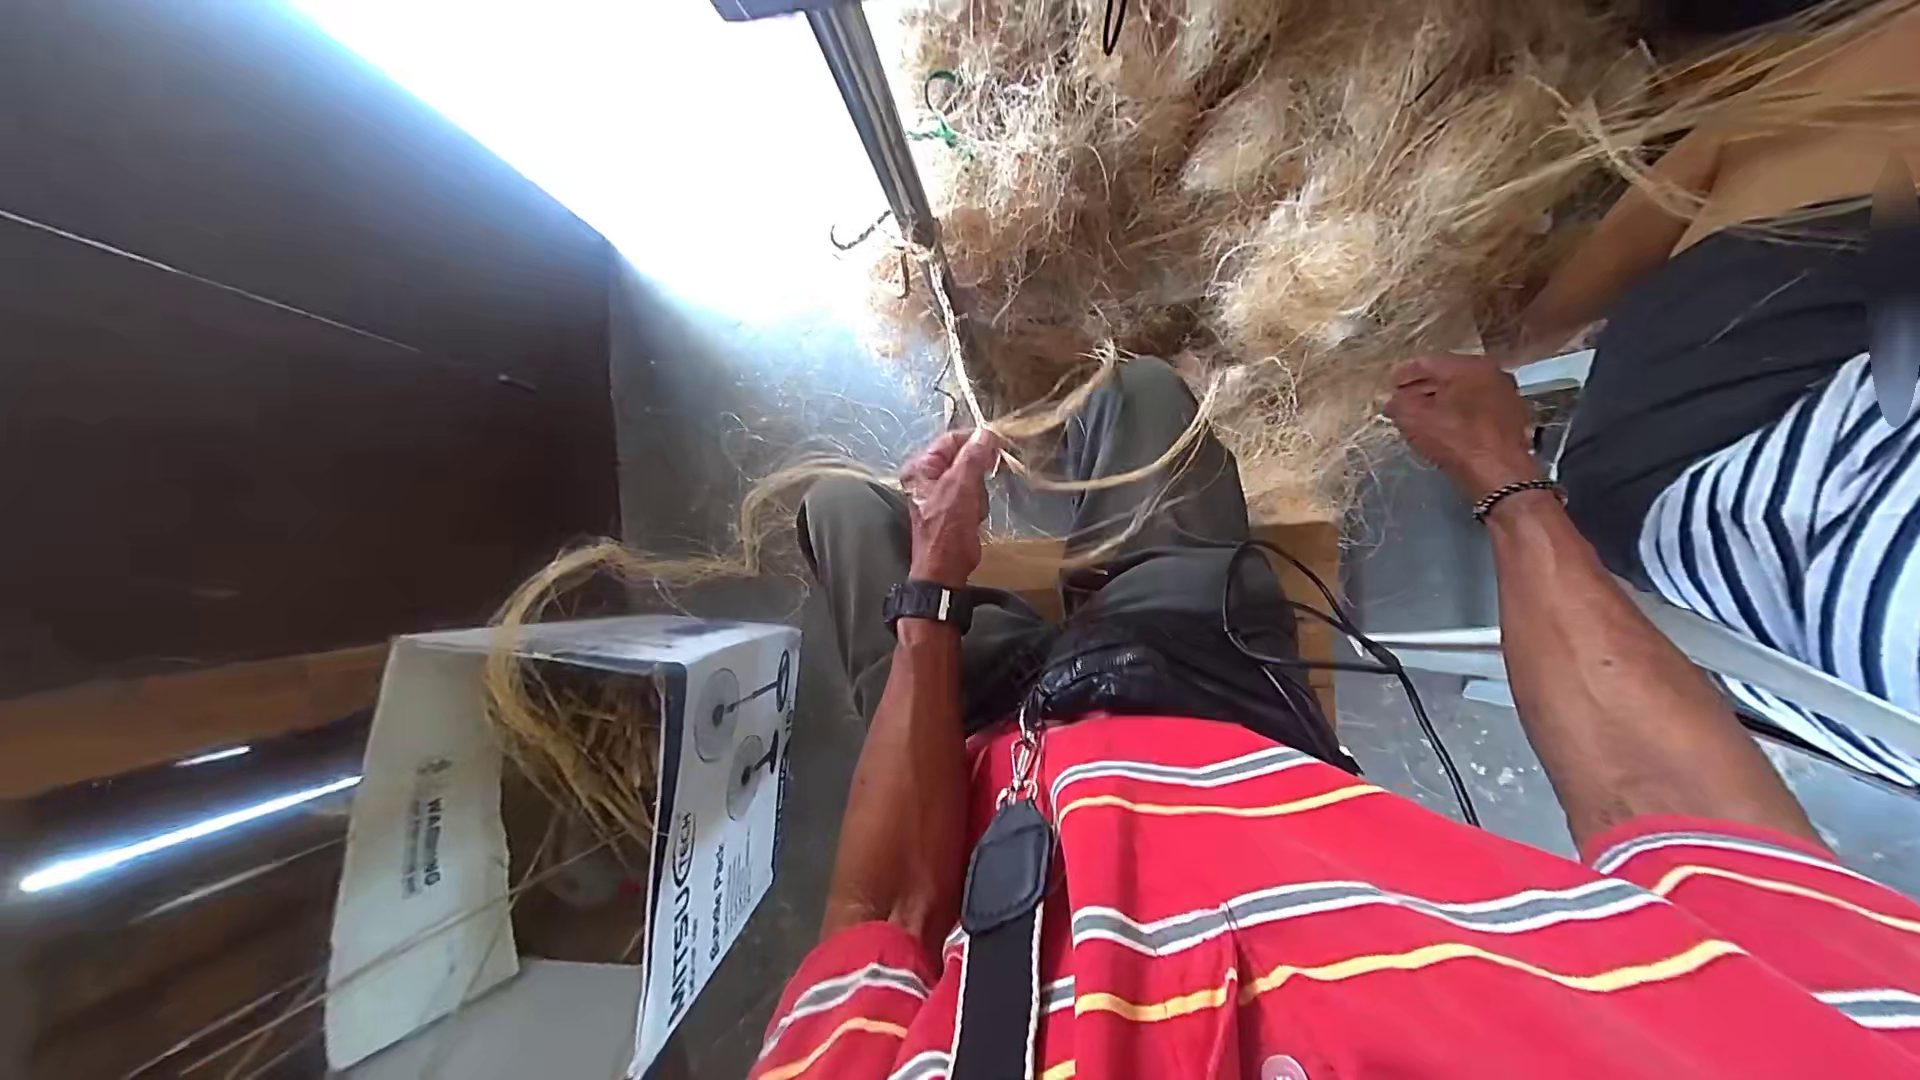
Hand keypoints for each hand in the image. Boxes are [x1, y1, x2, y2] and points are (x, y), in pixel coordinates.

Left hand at [899, 428, 1001, 587]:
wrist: (945, 569)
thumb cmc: (947, 530)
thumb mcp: (960, 487)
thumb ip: (972, 457)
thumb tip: (985, 433)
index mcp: (920, 468)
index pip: (950, 440)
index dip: (975, 439)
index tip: (998, 443)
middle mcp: (926, 477)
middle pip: (961, 458)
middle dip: (977, 471)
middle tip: (986, 478)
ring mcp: (939, 493)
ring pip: (970, 477)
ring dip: (978, 490)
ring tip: (974, 507)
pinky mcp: (952, 508)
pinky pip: (972, 494)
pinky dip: (978, 503)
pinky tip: (974, 516)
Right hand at [1384, 352, 1541, 498]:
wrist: (1498, 469)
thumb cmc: (1453, 438)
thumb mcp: (1412, 419)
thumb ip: (1397, 403)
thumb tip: (1394, 401)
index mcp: (1468, 367)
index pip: (1427, 362)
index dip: (1403, 373)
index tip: (1390, 386)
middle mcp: (1492, 373)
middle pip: (1448, 373)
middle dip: (1421, 386)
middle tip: (1402, 399)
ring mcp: (1506, 392)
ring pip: (1464, 389)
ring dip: (1440, 398)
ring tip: (1421, 413)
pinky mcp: (1512, 413)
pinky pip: (1477, 404)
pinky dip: (1458, 409)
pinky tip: (1446, 425)